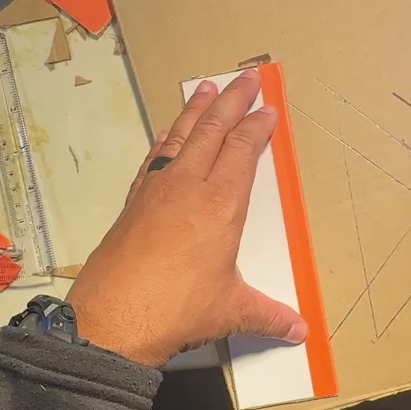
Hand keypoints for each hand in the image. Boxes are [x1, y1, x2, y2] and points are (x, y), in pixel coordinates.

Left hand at [68, 70, 308, 366]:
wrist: (112, 319)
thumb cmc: (177, 309)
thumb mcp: (230, 312)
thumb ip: (268, 316)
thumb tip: (298, 331)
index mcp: (220, 204)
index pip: (242, 151)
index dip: (256, 127)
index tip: (267, 109)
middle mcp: (187, 187)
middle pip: (212, 130)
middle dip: (231, 101)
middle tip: (245, 78)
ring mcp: (155, 192)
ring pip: (180, 138)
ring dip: (194, 111)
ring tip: (203, 88)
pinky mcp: (133, 204)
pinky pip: (154, 159)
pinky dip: (165, 140)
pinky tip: (167, 135)